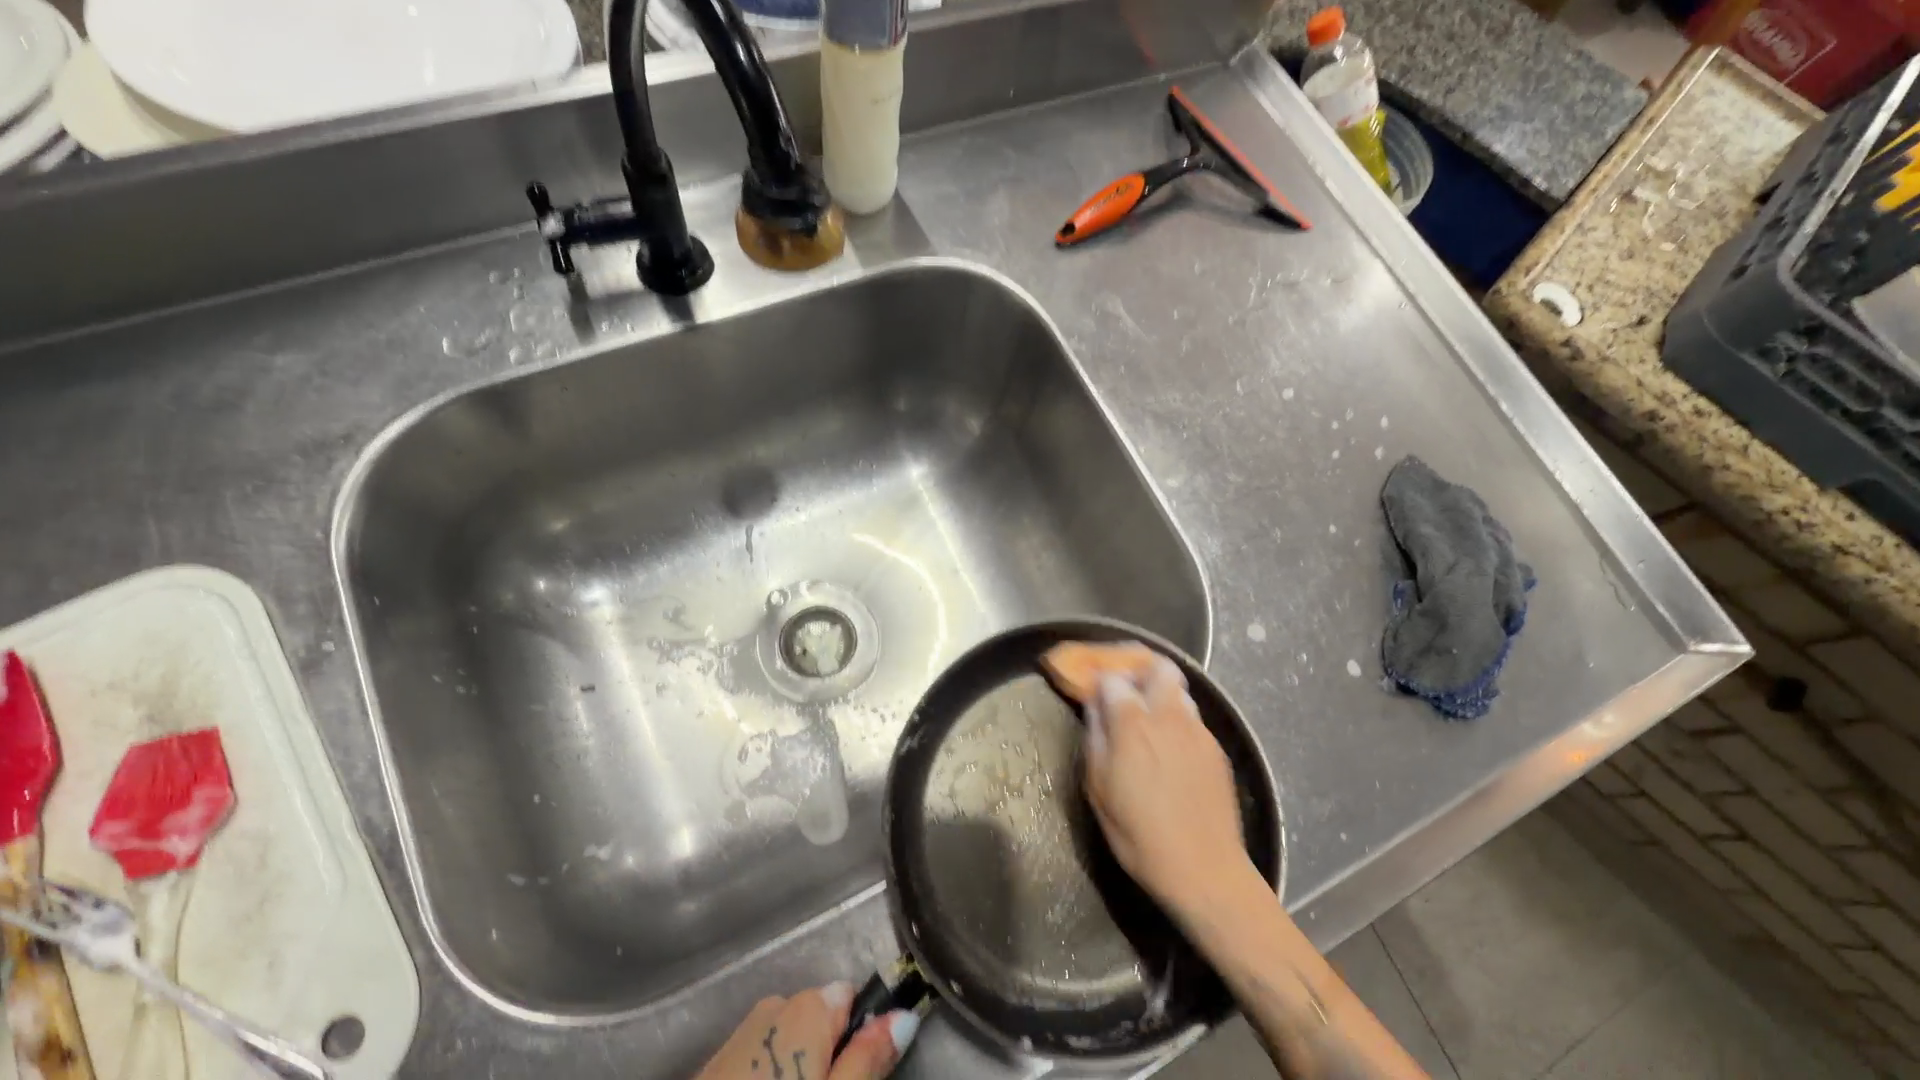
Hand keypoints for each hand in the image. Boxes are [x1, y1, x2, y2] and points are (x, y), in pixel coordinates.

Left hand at [694, 982, 919, 1079]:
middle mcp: (774, 1005)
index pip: (851, 997)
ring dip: (796, 1068)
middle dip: (827, 1052)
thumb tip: (904, 1015)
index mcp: (809, 1006)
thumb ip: (870, 1055)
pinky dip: (769, 1076)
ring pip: (787, 1040)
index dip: (860, 1033)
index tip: (860, 1071)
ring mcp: (741, 1033)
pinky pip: (759, 1057)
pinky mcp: (716, 1062)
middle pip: (818, 1018)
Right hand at [1081, 652, 1251, 918]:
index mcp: (1132, 724)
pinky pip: (1193, 718)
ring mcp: (1198, 731)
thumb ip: (1095, 739)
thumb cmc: (1138, 834)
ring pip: (1179, 690)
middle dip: (1139, 669)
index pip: (1113, 678)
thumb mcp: (1098, 790)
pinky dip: (1177, 719)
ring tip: (1147, 717)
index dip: (1100, 679)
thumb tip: (1094, 707)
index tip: (1092, 691)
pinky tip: (1169, 748)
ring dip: (1160, 692)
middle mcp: (1168, 716)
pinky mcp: (1216, 748)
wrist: (1204, 868)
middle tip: (1124, 689)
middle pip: (1158, 667)